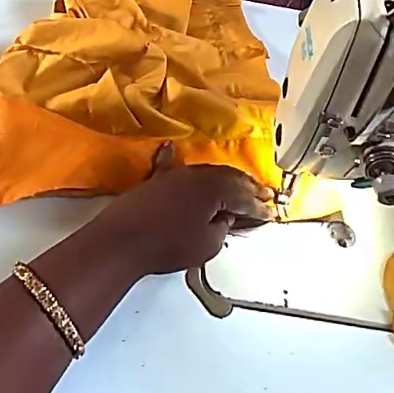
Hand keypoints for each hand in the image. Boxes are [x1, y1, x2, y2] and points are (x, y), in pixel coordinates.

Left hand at [80, 148, 272, 276]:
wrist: (123, 239)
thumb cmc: (168, 243)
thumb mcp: (208, 244)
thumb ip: (222, 227)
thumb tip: (223, 217)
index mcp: (215, 188)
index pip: (245, 197)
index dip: (260, 207)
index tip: (270, 212)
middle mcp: (198, 175)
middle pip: (229, 178)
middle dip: (248, 187)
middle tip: (264, 195)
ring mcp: (176, 175)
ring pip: (208, 172)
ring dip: (225, 178)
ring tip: (238, 184)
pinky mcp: (157, 181)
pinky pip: (171, 165)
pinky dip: (174, 157)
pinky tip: (172, 148)